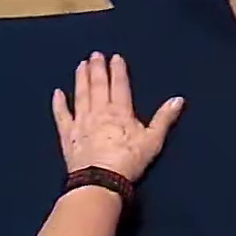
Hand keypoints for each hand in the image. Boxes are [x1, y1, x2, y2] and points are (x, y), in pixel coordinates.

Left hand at [51, 53, 183, 182]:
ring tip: (81, 65)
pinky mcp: (68, 135)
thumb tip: (178, 99)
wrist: (100, 180)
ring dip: (81, 79)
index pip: (119, 85)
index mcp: (120, 112)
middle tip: (94, 54)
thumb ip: (164, 119)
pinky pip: (62, 116)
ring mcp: (81, 122)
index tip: (115, 57)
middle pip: (98, 86)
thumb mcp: (153, 140)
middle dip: (97, 69)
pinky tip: (57, 93)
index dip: (118, 70)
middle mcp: (99, 112)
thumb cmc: (129, 162)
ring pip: (81, 95)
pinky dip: (59, 104)